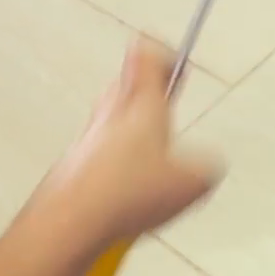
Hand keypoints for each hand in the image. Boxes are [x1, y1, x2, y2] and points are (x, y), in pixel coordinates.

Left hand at [25, 38, 222, 254]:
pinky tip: (127, 192)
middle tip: (163, 107)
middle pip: (125, 83)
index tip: (179, 67)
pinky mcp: (73, 164)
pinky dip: (114, 162)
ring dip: (129, 129)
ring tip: (149, 158)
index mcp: (142, 102)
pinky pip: (98, 151)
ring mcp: (88, 137)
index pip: (148, 54)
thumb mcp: (192, 183)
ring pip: (111, 117)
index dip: (166, 56)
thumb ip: (205, 168)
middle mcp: (111, 111)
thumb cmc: (129, 191)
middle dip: (146, 92)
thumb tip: (202, 169)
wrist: (69, 221)